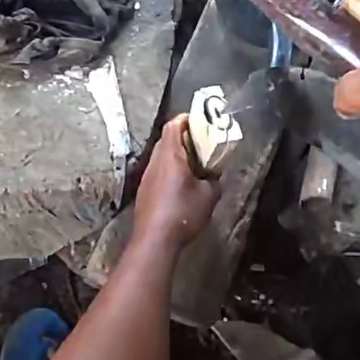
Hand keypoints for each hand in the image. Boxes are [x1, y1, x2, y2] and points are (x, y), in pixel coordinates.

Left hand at [133, 114, 220, 249]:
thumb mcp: (209, 196)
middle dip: (185, 138)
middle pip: (167, 139)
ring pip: (162, 157)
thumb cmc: (183, 212)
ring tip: (196, 166)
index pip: (174, 125)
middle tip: (203, 146)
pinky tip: (182, 186)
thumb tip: (214, 176)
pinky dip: (171, 171)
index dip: (187, 119)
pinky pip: (158, 172)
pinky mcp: (145, 191)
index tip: (201, 123)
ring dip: (178, 156)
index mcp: (170, 155)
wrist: (155, 240)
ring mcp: (147, 177)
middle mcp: (155, 162)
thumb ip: (213, 180)